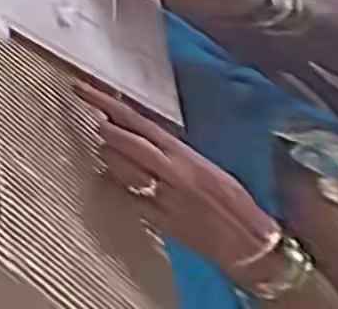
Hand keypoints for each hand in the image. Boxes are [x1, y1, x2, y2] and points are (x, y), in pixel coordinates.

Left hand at [75, 83, 282, 277]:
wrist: (258, 251)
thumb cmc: (234, 204)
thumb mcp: (206, 166)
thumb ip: (169, 146)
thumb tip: (135, 127)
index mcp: (183, 155)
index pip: (135, 120)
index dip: (104, 102)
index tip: (79, 87)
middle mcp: (171, 171)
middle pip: (122, 140)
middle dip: (105, 130)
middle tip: (98, 124)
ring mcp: (164, 195)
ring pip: (118, 166)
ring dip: (110, 157)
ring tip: (114, 155)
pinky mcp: (160, 218)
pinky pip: (127, 194)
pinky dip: (120, 185)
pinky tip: (123, 183)